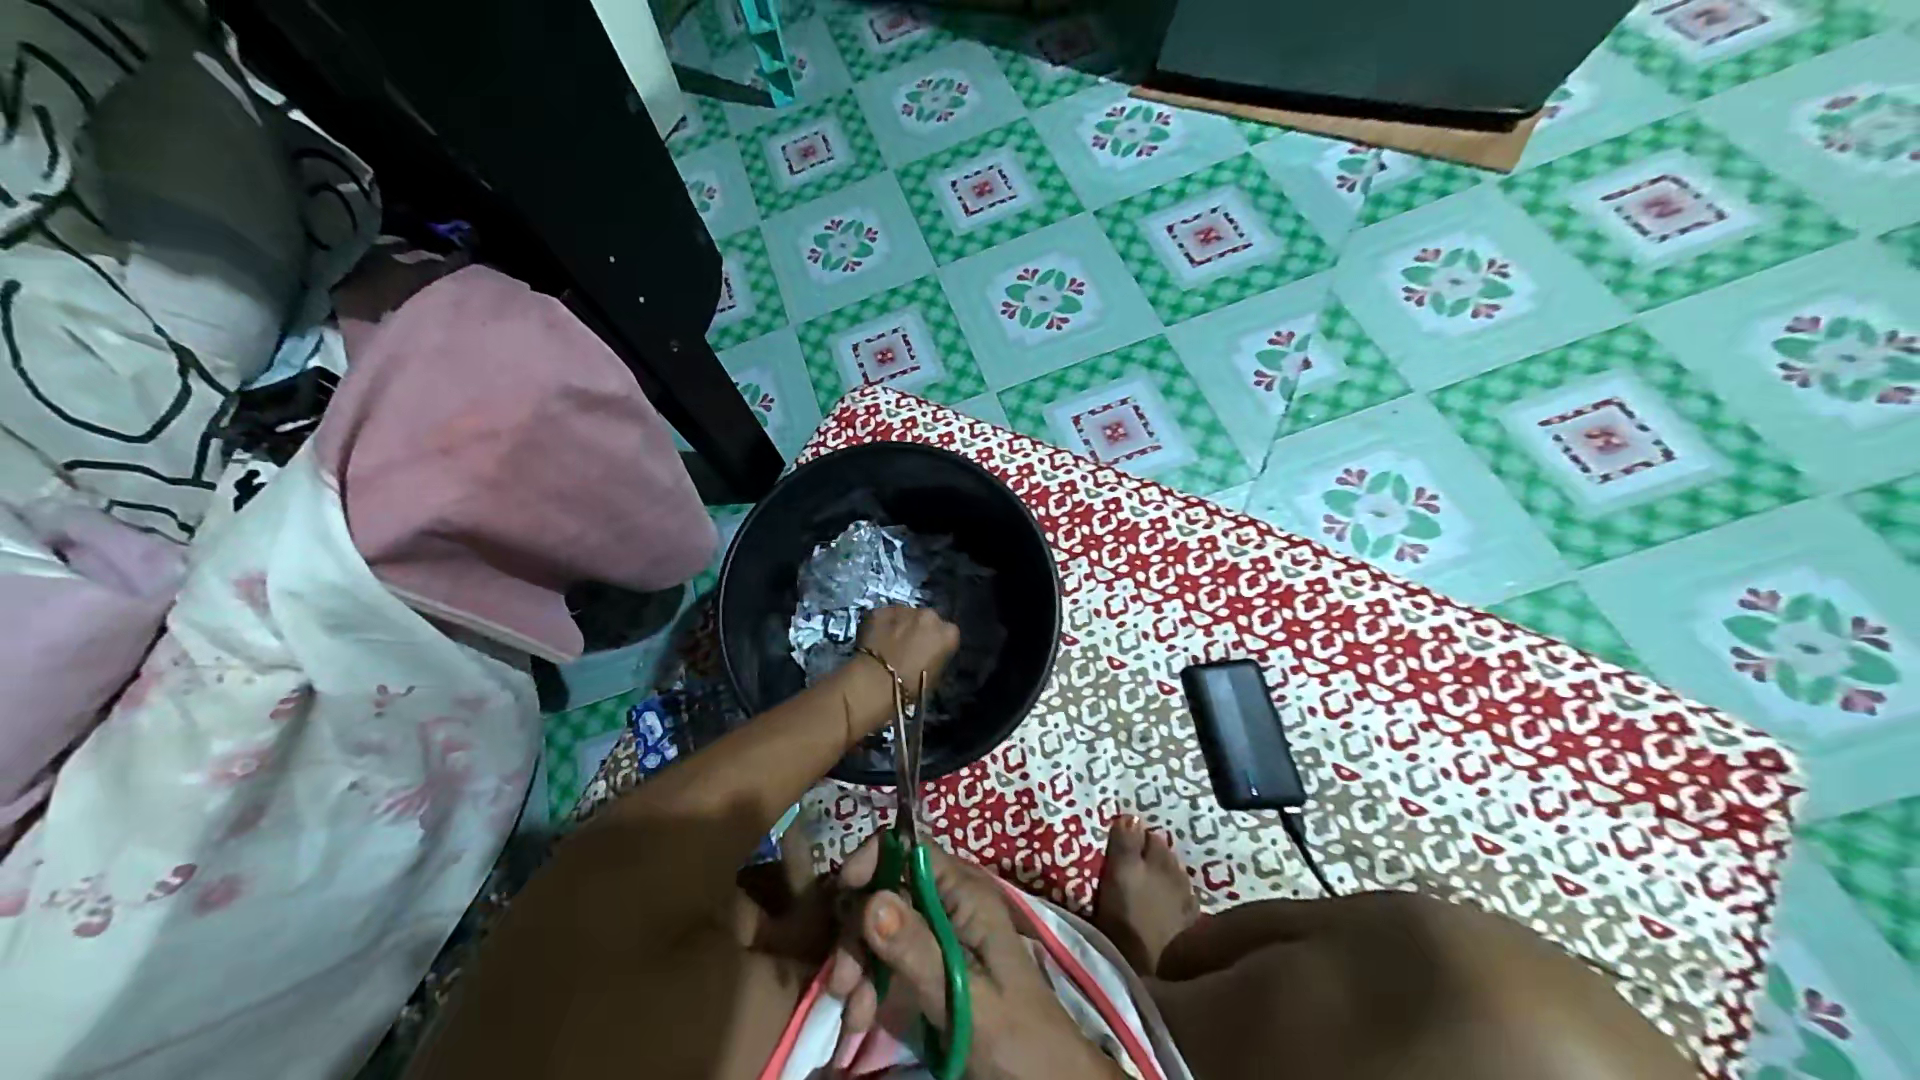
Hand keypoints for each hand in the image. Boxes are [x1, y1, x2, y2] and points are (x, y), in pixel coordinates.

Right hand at [825, 835, 1125, 1079]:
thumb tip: (871, 898)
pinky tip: (860, 1018)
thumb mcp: (962, 995)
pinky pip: (887, 957)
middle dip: (859, 930)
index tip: (844, 893)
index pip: (912, 848)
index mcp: (966, 894)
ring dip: (859, 964)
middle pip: (887, 888)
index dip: (874, 859)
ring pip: (881, 925)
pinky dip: (868, 984)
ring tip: (853, 1014)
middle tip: (843, 984)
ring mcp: (939, 933)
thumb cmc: (1015, 1036)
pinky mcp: (930, 964)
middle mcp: (950, 902)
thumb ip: (917, 949)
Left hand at [855, 606, 958, 702]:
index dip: (937, 643)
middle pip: (926, 619)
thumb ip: (937, 658)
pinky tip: (875, 639)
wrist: (877, 682)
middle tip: (908, 647)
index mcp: (948, 633)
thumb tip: (929, 656)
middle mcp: (929, 615)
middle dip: (919, 630)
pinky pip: (884, 617)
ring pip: (904, 615)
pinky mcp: (880, 610)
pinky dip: (882, 625)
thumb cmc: (912, 687)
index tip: (928, 653)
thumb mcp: (936, 676)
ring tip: (889, 643)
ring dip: (901, 625)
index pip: (947, 634)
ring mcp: (904, 610)